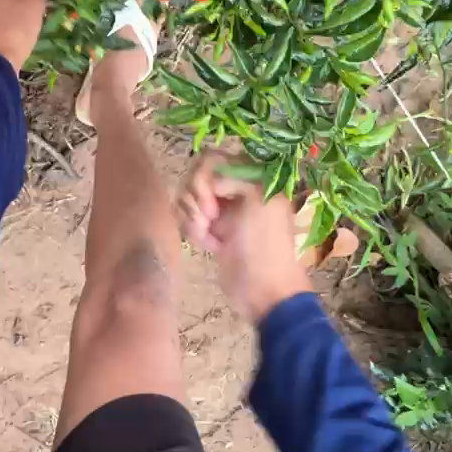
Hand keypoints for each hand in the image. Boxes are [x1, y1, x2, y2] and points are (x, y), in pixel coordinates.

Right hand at [176, 148, 310, 322]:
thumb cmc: (266, 245)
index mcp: (251, 176)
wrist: (264, 292)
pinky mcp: (208, 229)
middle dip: (195, 198)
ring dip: (192, 216)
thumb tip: (210, 183)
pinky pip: (185, 218)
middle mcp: (233, 188)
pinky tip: (208, 246)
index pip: (212, 159)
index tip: (214, 199)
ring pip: (186, 197)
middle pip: (194, 175)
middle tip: (209, 219)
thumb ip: (236, 175)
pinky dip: (191, 230)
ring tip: (208, 236)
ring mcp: (220, 209)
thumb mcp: (259, 200)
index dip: (205, 177)